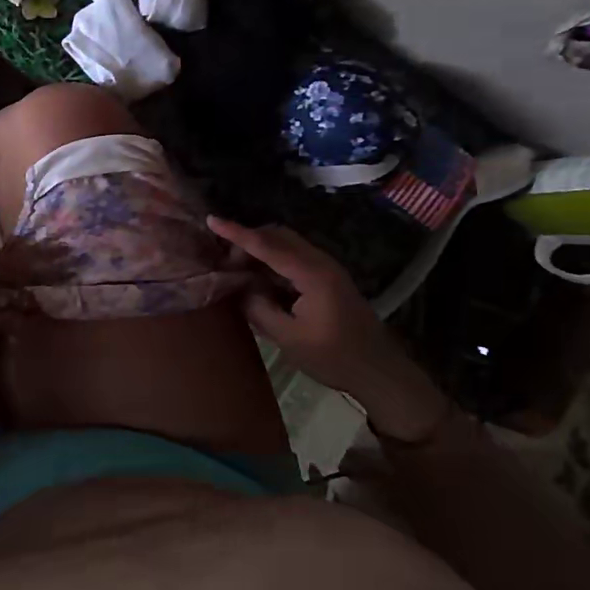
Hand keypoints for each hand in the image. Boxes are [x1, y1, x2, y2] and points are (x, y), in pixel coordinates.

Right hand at [208, 217, 449, 443]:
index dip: (237, 233)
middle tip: (224, 262)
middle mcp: (320, 262)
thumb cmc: (334, 357)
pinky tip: (259, 280)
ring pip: (287, 246)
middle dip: (248, 241)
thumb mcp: (289, 338)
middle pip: (278, 236)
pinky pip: (294, 259)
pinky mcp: (327, 279)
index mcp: (312, 273)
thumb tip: (239, 289)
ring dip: (261, 251)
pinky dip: (273, 262)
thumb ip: (260, 309)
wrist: (377, 369)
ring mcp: (326, 269)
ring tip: (236, 270)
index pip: (268, 245)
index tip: (212, 220)